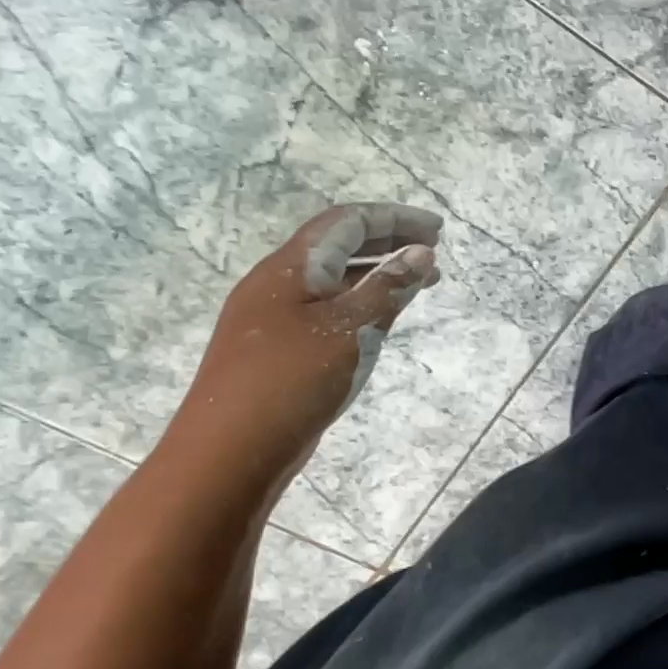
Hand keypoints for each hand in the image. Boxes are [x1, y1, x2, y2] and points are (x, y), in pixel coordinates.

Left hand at [169, 203, 443, 478]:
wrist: (230, 450)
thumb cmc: (294, 379)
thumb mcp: (353, 328)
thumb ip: (389, 287)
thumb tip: (421, 252)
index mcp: (290, 269)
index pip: (346, 223)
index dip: (394, 218)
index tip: (437, 229)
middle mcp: (278, 283)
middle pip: (337, 244)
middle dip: (388, 239)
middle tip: (434, 246)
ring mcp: (275, 315)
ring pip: (335, 275)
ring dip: (380, 269)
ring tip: (423, 279)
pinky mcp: (281, 344)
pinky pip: (330, 303)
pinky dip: (365, 297)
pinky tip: (387, 313)